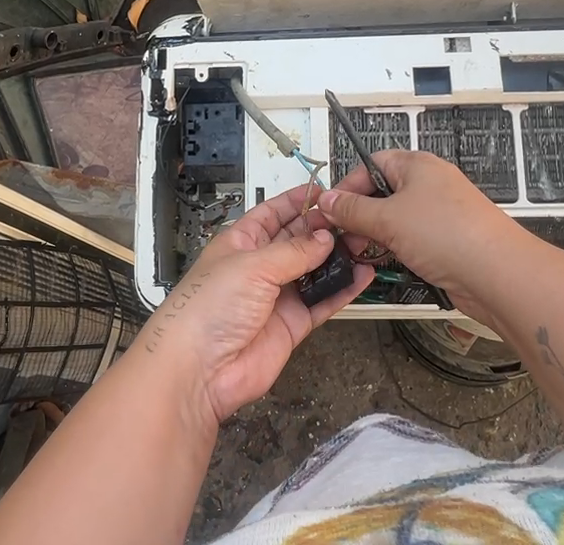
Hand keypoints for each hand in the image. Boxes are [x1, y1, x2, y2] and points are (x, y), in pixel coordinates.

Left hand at [134, 184, 373, 425]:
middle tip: (352, 218)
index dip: (297, 202)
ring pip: (314, 270)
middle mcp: (259, 267)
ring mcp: (277, 296)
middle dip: (324, 228)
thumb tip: (323, 238)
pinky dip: (343, 289)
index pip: (272, 213)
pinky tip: (361, 276)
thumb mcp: (252, 265)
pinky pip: (323, 301)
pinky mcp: (292, 324)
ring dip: (338, 257)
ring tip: (364, 242)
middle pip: (298, 240)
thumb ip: (293, 251)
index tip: (323, 192)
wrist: (199, 370)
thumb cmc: (207, 309)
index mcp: (241, 242)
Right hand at [318, 151, 533, 323]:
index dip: (347, 185)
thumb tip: (326, 200)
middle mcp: (429, 184)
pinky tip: (382, 264)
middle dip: (357, 213)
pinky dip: (394, 248)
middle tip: (339, 236)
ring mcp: (440, 213)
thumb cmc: (446, 234)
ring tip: (357, 254)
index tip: (329, 209)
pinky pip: (411, 238)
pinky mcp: (447, 240)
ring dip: (374, 234)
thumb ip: (352, 210)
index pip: (371, 163)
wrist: (497, 274)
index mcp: (416, 165)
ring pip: (395, 218)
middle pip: (382, 191)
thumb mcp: (388, 219)